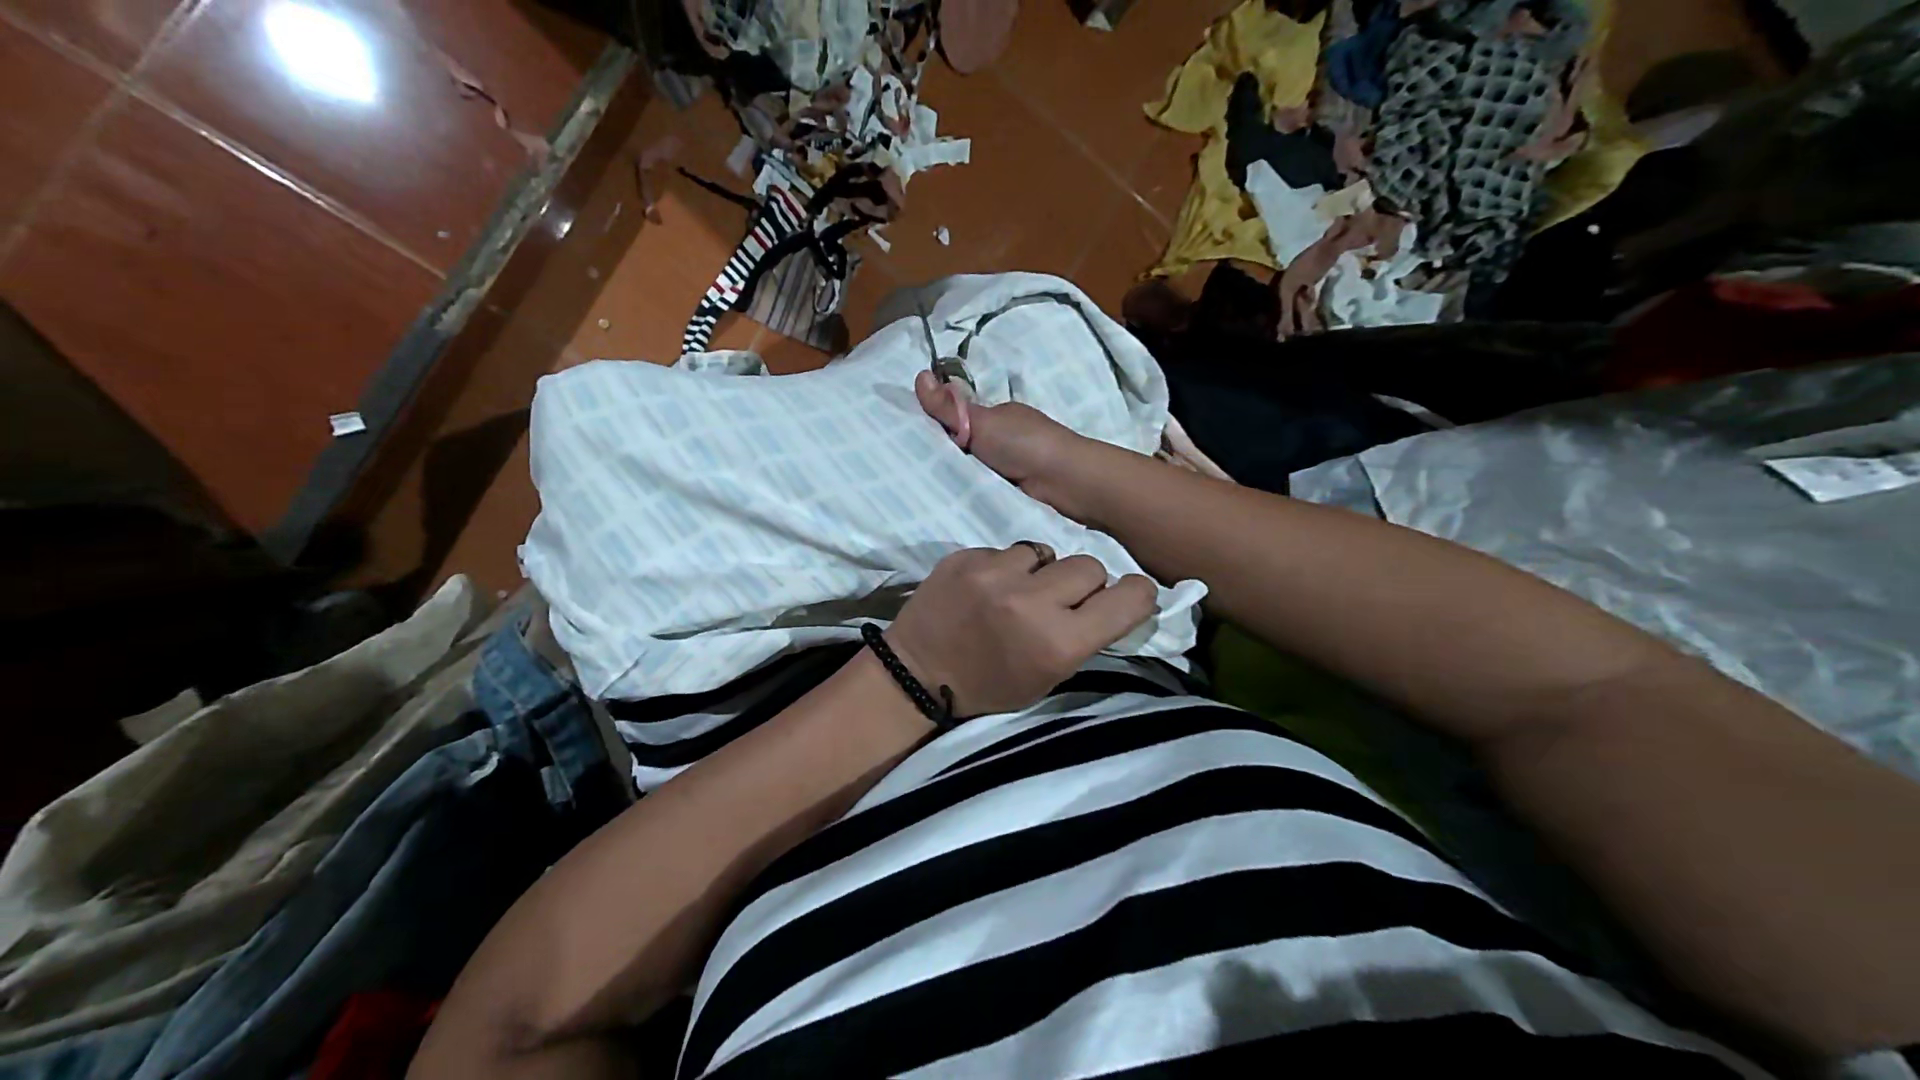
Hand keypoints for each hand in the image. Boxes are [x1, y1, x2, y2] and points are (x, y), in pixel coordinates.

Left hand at [884, 543, 1155, 717]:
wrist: (917, 673)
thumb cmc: (990, 686)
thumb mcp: (1049, 677)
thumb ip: (1086, 636)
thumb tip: (1117, 598)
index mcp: (1058, 642)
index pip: (1128, 597)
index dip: (1134, 595)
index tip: (1126, 597)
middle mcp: (1031, 602)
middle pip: (1090, 565)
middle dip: (1083, 584)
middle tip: (1061, 601)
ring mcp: (994, 574)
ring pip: (1047, 551)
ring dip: (1042, 571)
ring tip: (1018, 592)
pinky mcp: (966, 556)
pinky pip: (1007, 550)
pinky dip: (1005, 567)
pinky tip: (988, 588)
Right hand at [914, 370, 1108, 520]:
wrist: (1064, 481)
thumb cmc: (1024, 444)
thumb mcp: (982, 422)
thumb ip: (949, 407)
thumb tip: (919, 376)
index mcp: (996, 417)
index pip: (956, 419)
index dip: (934, 428)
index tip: (906, 439)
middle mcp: (1001, 439)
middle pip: (961, 446)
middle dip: (941, 456)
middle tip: (909, 468)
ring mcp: (1008, 466)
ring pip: (969, 471)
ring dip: (954, 477)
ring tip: (921, 488)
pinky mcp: (1010, 491)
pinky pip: (981, 490)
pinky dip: (968, 493)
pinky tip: (947, 501)